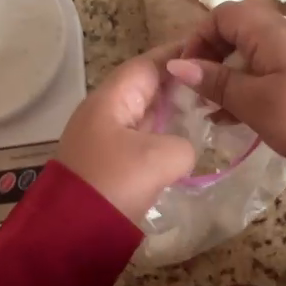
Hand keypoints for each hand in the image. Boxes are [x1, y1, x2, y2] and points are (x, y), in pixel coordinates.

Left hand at [54, 44, 195, 222]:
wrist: (69, 235)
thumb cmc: (112, 185)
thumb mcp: (160, 158)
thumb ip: (183, 143)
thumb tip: (182, 150)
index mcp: (111, 99)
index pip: (149, 63)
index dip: (179, 54)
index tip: (211, 50)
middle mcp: (104, 112)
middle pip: (146, 87)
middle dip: (179, 84)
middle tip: (216, 84)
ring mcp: (104, 139)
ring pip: (145, 115)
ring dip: (173, 113)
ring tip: (208, 111)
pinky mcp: (108, 164)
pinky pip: (141, 139)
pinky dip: (164, 137)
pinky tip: (186, 146)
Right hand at [164, 1, 285, 157]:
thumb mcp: (252, 101)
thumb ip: (214, 81)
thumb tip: (176, 65)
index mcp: (268, 30)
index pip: (221, 15)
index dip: (198, 37)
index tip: (187, 71)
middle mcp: (283, 32)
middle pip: (235, 31)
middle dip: (211, 58)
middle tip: (198, 91)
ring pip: (250, 52)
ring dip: (228, 75)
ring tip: (212, 110)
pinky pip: (267, 67)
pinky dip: (247, 84)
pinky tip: (235, 116)